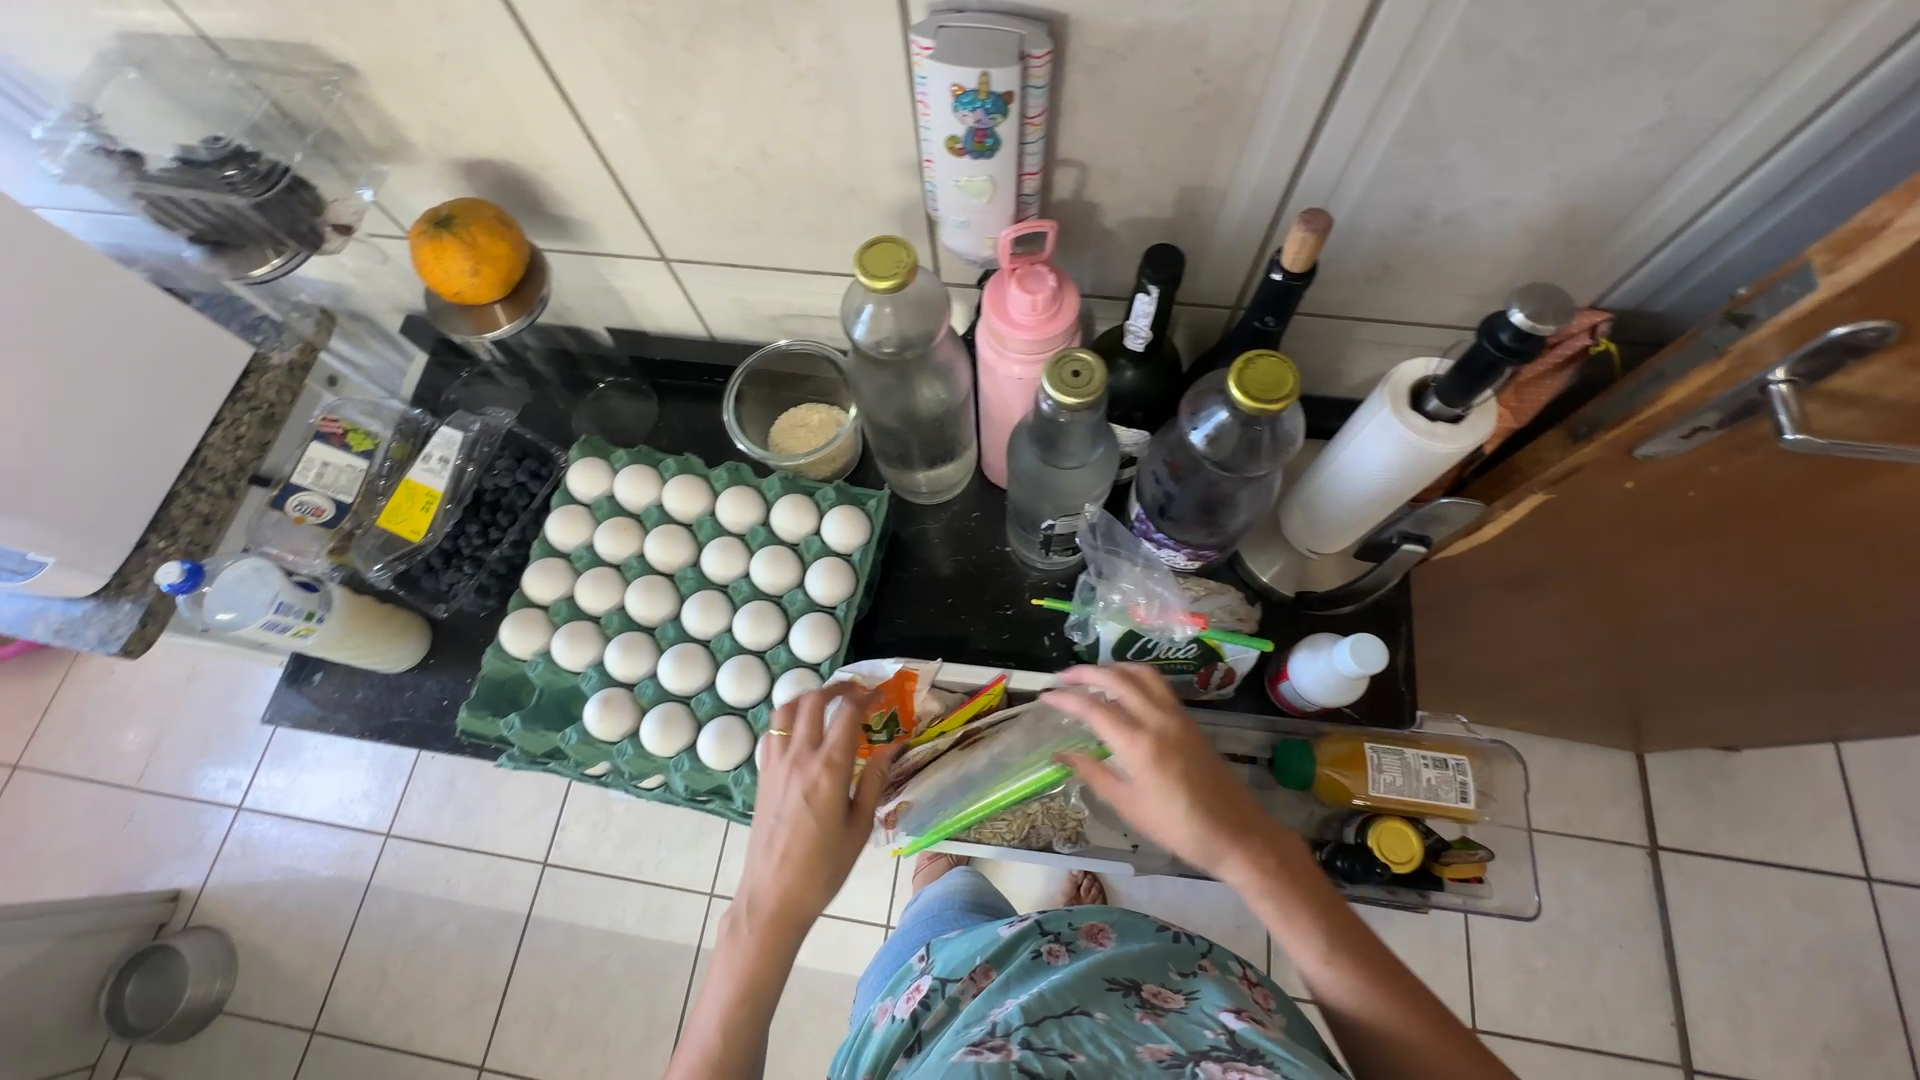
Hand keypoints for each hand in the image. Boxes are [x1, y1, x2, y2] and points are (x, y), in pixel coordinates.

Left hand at [734, 683, 898, 935]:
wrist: (773, 897)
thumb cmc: (824, 869)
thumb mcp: (859, 826)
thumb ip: (874, 780)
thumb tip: (892, 748)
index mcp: (830, 769)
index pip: (847, 712)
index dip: (865, 695)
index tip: (880, 693)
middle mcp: (800, 757)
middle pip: (814, 700)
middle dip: (837, 687)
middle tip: (856, 691)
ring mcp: (776, 764)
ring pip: (787, 710)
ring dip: (809, 697)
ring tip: (828, 702)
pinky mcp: (762, 776)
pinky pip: (773, 733)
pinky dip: (788, 720)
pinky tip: (801, 732)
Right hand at [1046, 664, 1287, 880]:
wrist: (1237, 834)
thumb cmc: (1178, 828)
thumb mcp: (1128, 806)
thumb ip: (1093, 773)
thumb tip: (1062, 753)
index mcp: (1139, 744)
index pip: (1093, 708)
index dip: (1065, 699)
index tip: (1045, 695)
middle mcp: (1159, 720)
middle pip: (1117, 679)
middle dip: (1085, 673)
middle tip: (1062, 677)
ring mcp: (1178, 716)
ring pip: (1141, 674)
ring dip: (1112, 668)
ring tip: (1091, 676)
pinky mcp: (1190, 720)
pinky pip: (1157, 685)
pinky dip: (1133, 677)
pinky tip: (1122, 690)